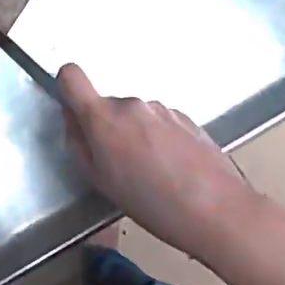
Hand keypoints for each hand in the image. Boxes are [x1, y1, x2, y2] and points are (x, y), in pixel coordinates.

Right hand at [57, 64, 258, 261]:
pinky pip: (159, 122)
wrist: (217, 208)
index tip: (75, 112)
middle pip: (107, 106)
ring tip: (152, 175)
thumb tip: (75, 123)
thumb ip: (79, 146)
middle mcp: (130, 103)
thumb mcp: (101, 183)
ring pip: (134, 116)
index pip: (71, 76)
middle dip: (108, 129)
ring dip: (136, 136)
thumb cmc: (153, 204)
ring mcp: (160, 107)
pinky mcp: (184, 116)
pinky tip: (173, 170)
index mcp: (103, 118)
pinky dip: (159, 139)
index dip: (67, 88)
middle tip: (120, 167)